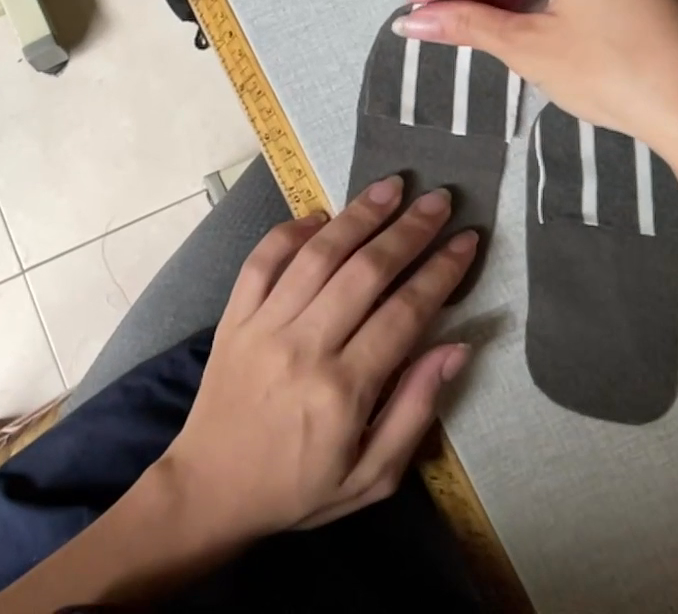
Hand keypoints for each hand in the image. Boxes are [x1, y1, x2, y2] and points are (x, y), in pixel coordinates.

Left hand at [157, 176, 477, 540]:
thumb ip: (414, 409)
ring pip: (315, 255)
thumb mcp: (372, 476)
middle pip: (364, 271)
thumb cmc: (298, 489)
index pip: (404, 312)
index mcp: (344, 388)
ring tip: (389, 188)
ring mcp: (261, 325)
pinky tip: (318, 216)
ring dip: (355, 216)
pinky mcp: (232, 316)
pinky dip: (288, 232)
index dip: (441, 272)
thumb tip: (456, 347)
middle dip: (407, 231)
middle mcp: (303, 345)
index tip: (466, 240)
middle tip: (438, 200)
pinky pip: (260, 262)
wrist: (211, 486)